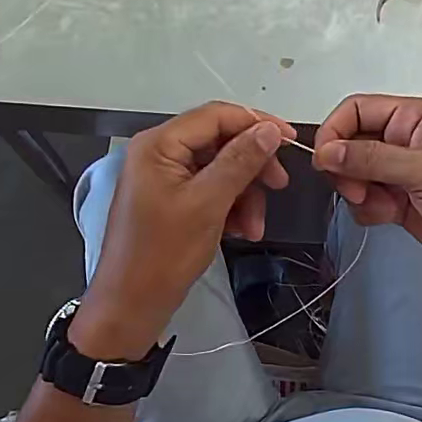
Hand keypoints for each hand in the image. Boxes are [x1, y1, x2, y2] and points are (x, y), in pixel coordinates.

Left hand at [71, 102, 295, 359]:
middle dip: (252, 168)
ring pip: (222, 170)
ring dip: (245, 196)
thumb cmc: (161, 256)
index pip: (216, 116)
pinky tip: (240, 231)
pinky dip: (232, 208)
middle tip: (279, 186)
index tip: (289, 141)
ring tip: (253, 227)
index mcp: (159, 145)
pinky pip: (213, 191)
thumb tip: (269, 130)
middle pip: (222, 143)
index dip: (256, 123)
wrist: (132, 305)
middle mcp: (160, 154)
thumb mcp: (208, 204)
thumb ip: (240, 162)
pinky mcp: (174, 200)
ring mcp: (167, 178)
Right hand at [312, 94, 421, 268]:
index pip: (357, 110)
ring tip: (382, 206)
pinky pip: (367, 198)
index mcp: (414, 117)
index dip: (335, 131)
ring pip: (355, 173)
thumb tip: (328, 150)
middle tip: (357, 190)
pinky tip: (389, 216)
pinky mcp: (400, 198)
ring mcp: (401, 170)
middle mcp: (404, 139)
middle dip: (347, 168)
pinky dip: (369, 209)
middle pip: (351, 143)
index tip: (324, 160)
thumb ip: (373, 158)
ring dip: (358, 192)